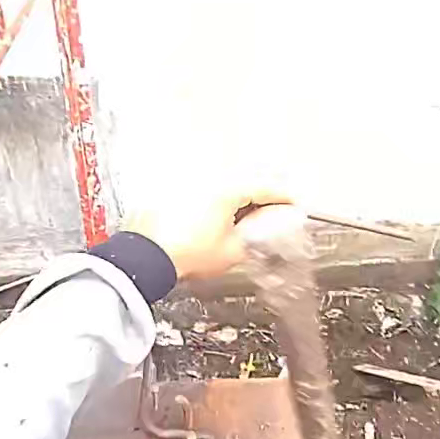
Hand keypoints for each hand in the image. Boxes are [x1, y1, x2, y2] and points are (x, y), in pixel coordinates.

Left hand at [123, 188, 298, 281]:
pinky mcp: (171, 192)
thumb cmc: (187, 253)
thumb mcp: (233, 250)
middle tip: (272, 210)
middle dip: (259, 196)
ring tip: (243, 219)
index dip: (283, 197)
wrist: (146, 259)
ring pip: (222, 186)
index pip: (264, 187)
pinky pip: (202, 192)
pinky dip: (214, 203)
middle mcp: (207, 179)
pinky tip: (215, 220)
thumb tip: (263, 229)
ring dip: (236, 200)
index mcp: (227, 190)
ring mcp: (188, 184)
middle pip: (243, 183)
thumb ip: (255, 236)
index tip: (293, 203)